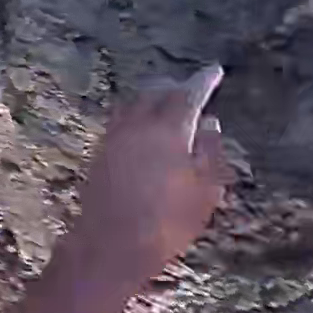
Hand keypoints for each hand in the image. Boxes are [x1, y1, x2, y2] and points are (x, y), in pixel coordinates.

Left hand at [71, 67, 230, 280]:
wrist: (111, 241)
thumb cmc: (168, 220)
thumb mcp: (205, 189)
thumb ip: (210, 151)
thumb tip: (210, 123)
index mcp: (168, 129)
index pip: (188, 94)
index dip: (203, 81)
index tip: (214, 70)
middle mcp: (136, 126)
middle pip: (154, 93)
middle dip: (174, 86)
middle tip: (189, 86)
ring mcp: (112, 139)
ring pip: (132, 104)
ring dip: (149, 97)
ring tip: (165, 100)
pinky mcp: (98, 154)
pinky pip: (118, 121)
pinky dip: (133, 114)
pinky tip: (139, 124)